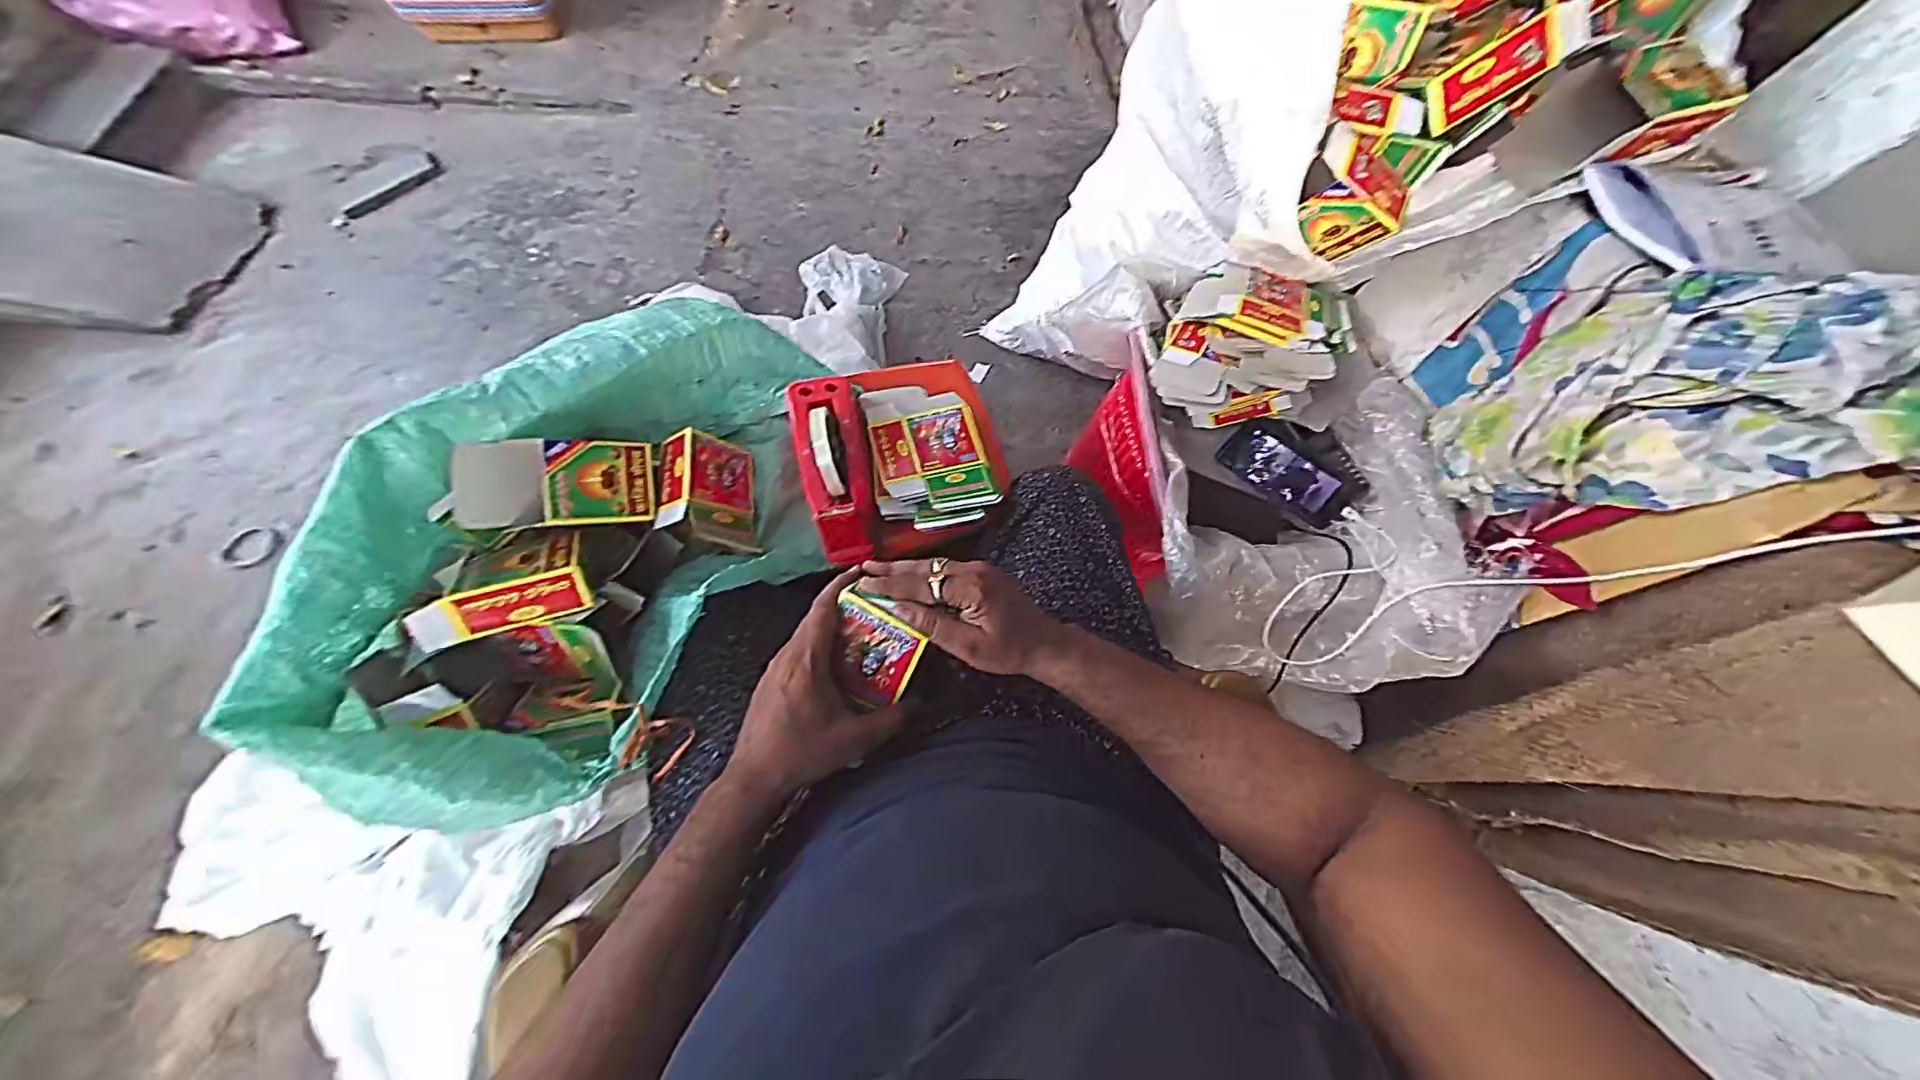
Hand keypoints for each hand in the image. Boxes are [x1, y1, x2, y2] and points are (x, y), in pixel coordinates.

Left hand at [723, 568, 909, 803]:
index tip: (862, 572)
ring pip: (807, 635)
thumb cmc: (802, 753)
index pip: (823, 608)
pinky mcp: (771, 681)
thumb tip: (919, 704)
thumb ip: (892, 720)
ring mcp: (775, 668)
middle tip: (875, 609)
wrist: (753, 778)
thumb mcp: (855, 739)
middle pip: (816, 618)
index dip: (842, 585)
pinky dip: (821, 647)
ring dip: (833, 629)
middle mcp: (787, 656)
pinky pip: (799, 651)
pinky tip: (838, 666)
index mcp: (805, 659)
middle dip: (845, 608)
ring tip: (863, 635)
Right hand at [856, 559, 1066, 676]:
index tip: (865, 584)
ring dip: (906, 568)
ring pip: (935, 565)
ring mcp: (980, 569)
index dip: (890, 585)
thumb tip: (898, 609)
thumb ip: (933, 625)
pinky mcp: (983, 573)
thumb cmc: (1009, 651)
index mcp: (970, 588)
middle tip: (863, 569)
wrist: (1045, 643)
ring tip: (877, 569)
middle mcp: (974, 571)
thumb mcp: (968, 647)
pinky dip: (924, 572)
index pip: (921, 584)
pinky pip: (947, 568)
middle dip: (892, 569)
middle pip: (925, 567)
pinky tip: (908, 575)